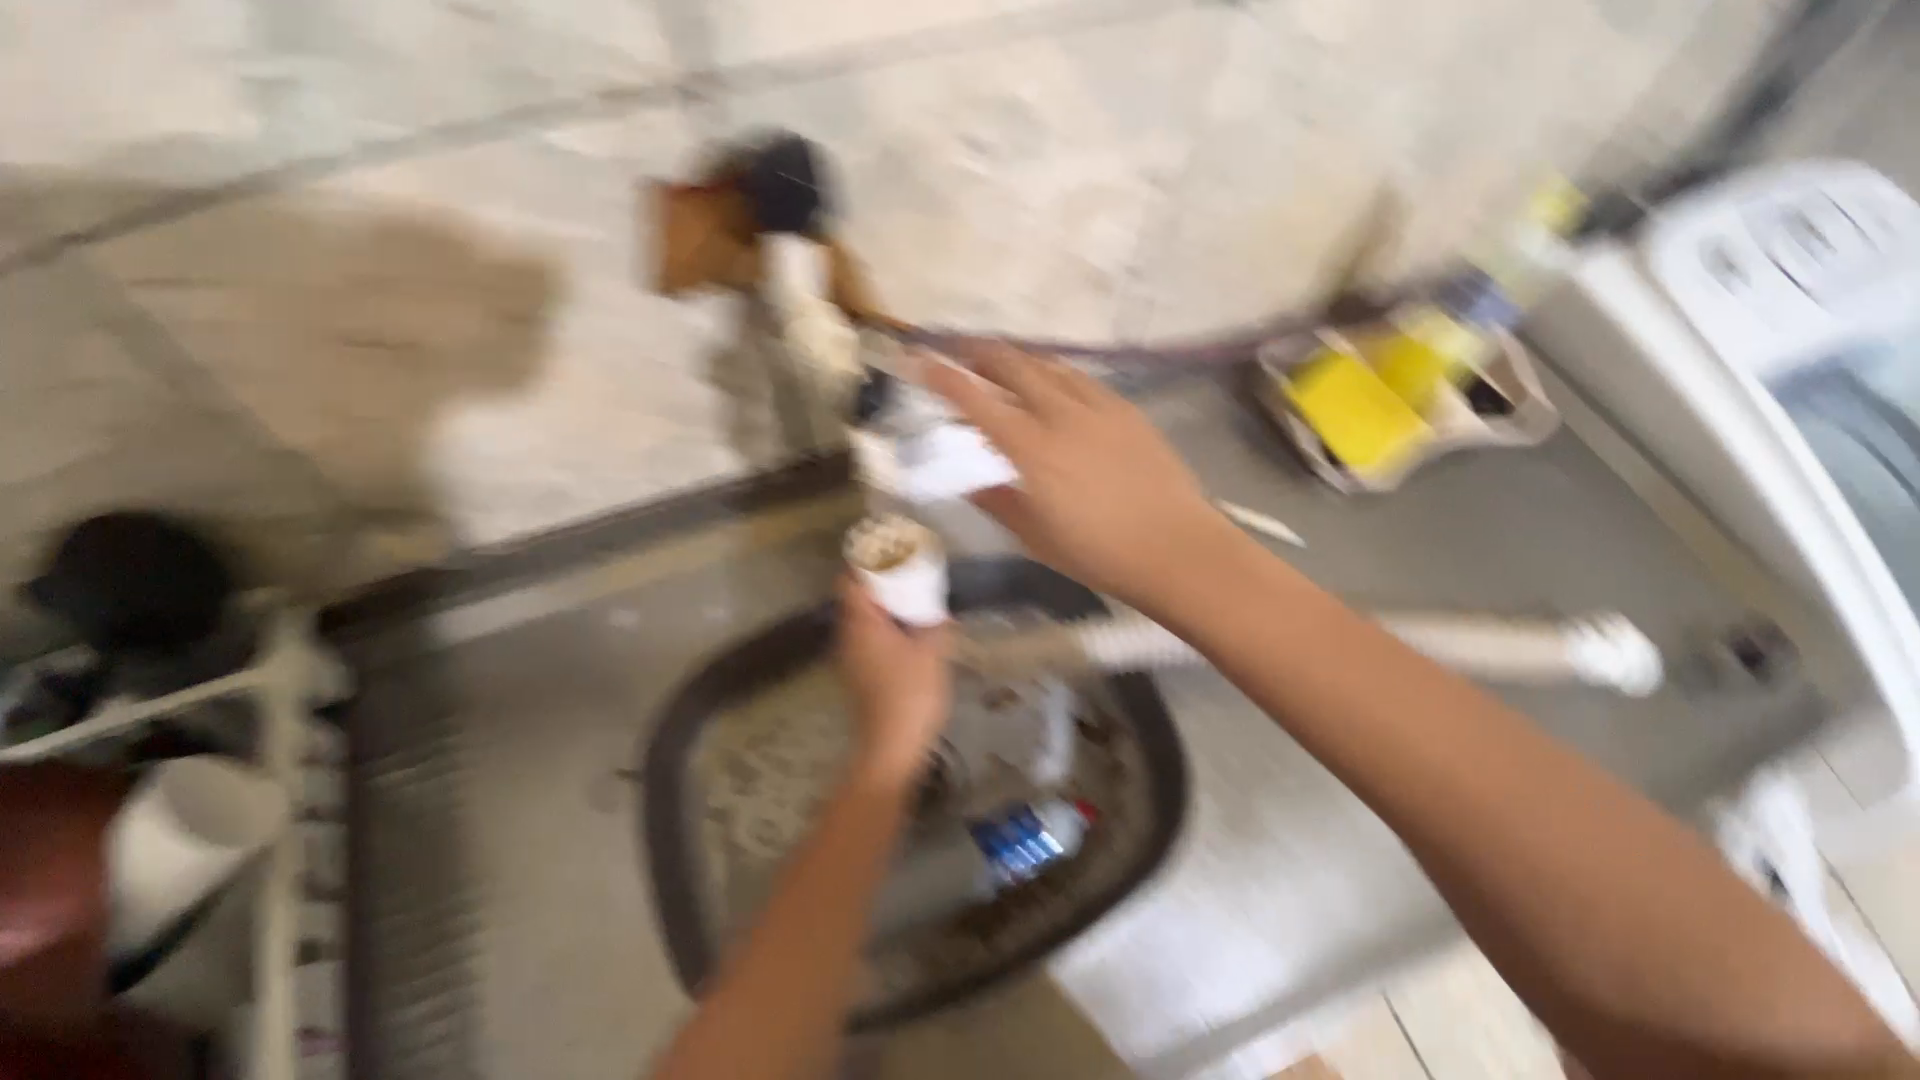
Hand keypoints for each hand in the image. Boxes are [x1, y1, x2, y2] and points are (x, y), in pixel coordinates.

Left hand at [835, 576, 951, 782]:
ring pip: (860, 620)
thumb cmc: (910, 694)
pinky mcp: (857, 677)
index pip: (849, 579)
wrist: (890, 747)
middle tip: (909, 576)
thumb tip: (943, 613)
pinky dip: (884, 631)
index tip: (890, 552)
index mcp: (861, 623)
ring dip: (882, 609)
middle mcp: (846, 636)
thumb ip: (937, 625)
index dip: (866, 562)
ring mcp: (849, 658)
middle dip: (878, 584)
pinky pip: (866, 640)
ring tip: (914, 604)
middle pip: (854, 598)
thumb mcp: (933, 652)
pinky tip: (909, 637)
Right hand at [923, 343, 1236, 605]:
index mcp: (1032, 450)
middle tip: (958, 351)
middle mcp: (1062, 415)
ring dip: (1019, 359)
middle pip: (1013, 365)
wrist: (1176, 549)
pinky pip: (1082, 379)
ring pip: (1050, 365)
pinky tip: (1054, 385)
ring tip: (1002, 363)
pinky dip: (1056, 373)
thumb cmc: (1099, 554)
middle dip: (979, 352)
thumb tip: (971, 482)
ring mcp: (1100, 407)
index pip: (976, 401)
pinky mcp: (1128, 410)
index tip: (921, 361)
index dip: (944, 377)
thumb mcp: (1035, 537)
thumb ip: (998, 502)